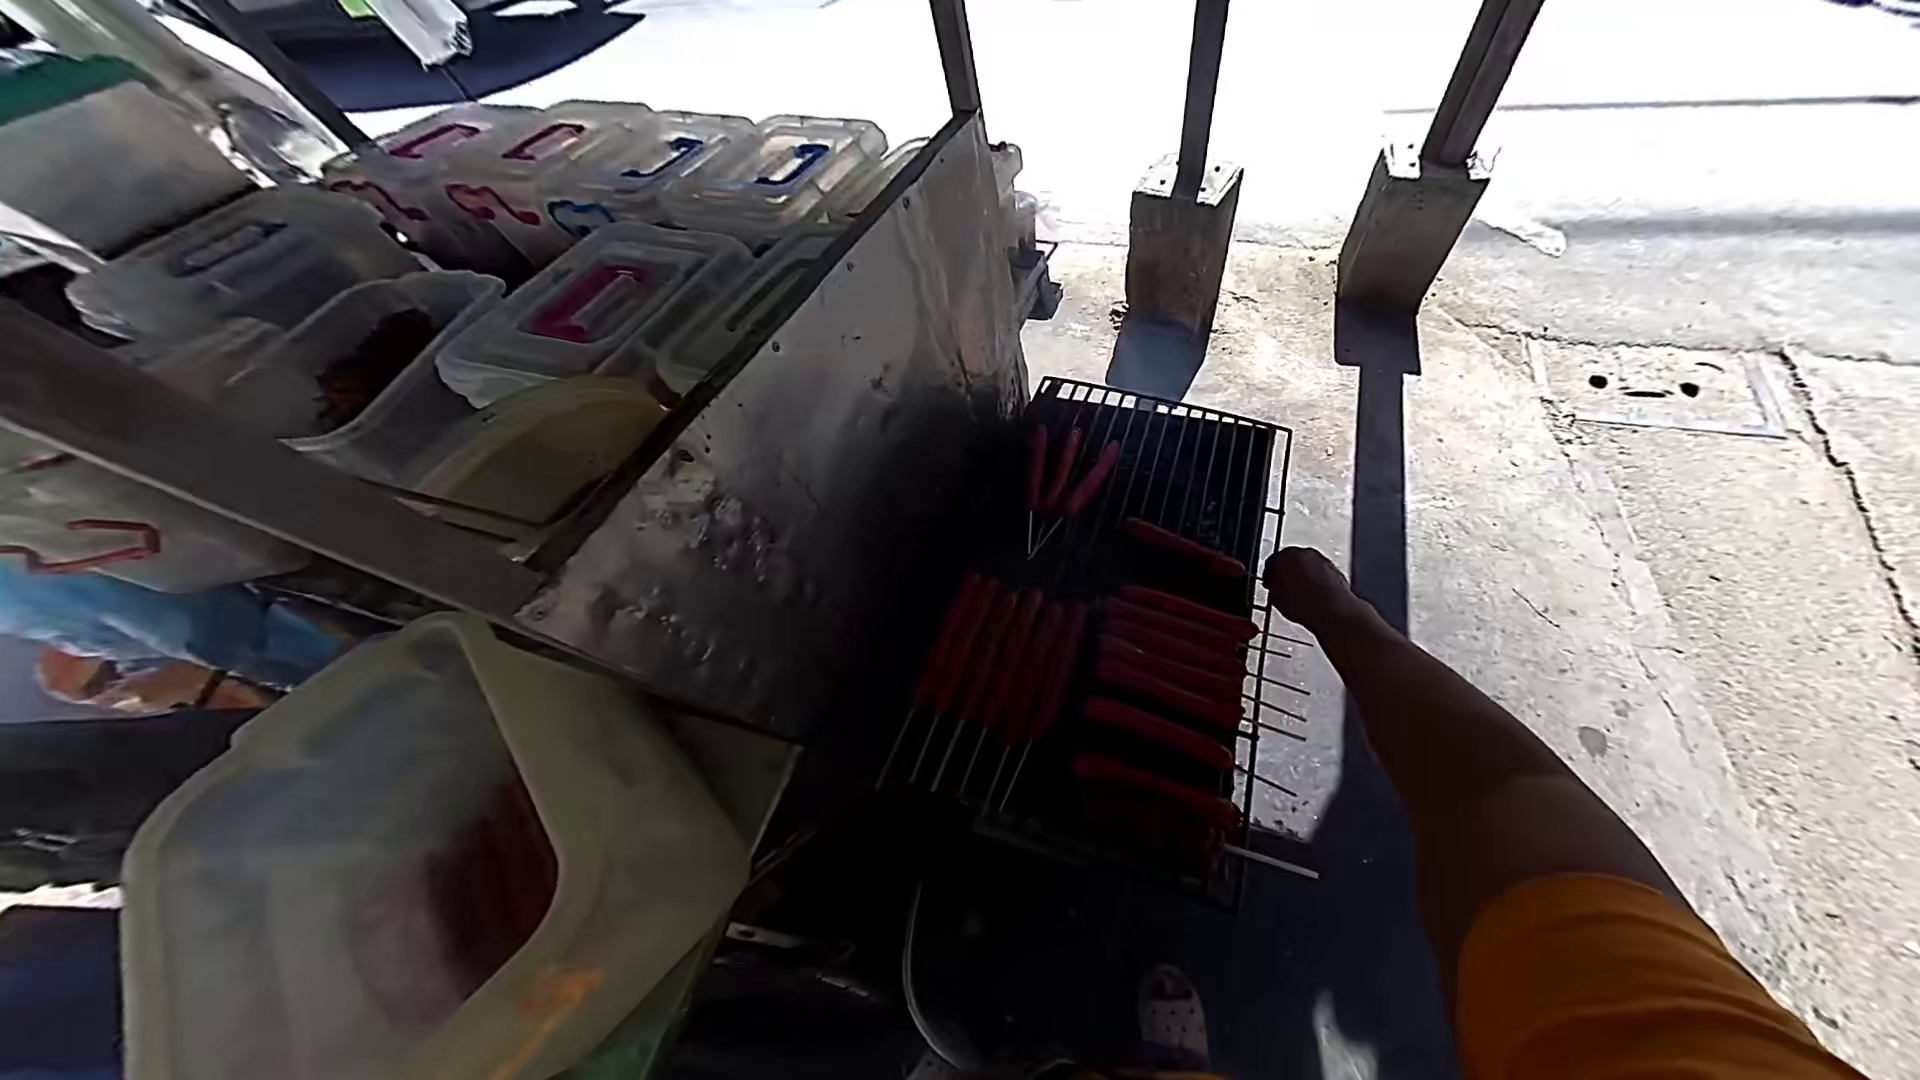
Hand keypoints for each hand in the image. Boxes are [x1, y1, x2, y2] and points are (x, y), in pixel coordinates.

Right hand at [1263, 546, 1356, 631]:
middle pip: (1291, 561)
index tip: (1271, 584)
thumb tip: (1275, 587)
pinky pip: (1322, 573)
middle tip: (1285, 588)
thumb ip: (1273, 586)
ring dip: (1304, 576)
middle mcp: (1303, 553)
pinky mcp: (1336, 569)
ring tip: (1301, 595)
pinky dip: (1318, 581)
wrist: (1330, 611)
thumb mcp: (1275, 597)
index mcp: (1283, 556)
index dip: (1270, 575)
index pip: (1272, 562)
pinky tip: (1314, 595)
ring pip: (1308, 566)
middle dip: (1288, 573)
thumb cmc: (1303, 603)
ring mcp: (1321, 560)